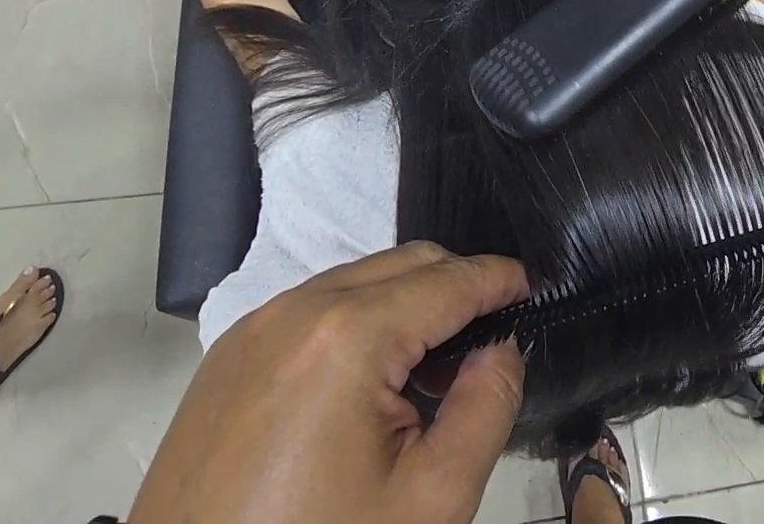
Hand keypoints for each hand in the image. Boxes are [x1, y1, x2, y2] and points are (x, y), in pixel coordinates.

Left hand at [130, 243, 528, 523]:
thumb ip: (485, 409)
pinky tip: (370, 380)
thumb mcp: (429, 501)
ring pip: (359, 280)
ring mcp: (254, 327)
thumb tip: (500, 348)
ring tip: (434, 366)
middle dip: (458, 284)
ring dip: (409, 302)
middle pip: (405, 263)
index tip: (534, 289)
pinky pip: (315, 308)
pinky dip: (360, 320)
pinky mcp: (229, 356)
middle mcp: (296, 308)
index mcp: (348, 333)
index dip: (500, 278)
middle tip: (492, 334)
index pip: (449, 280)